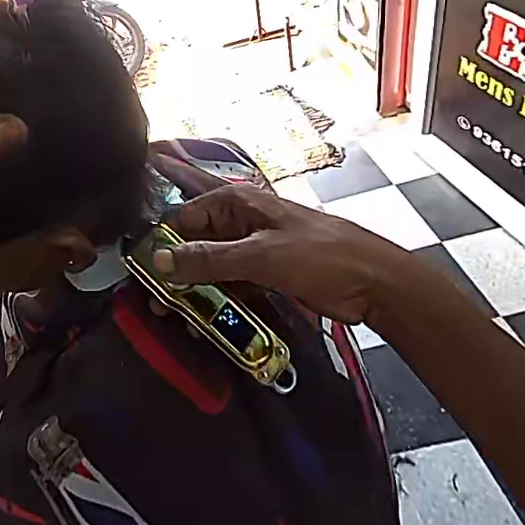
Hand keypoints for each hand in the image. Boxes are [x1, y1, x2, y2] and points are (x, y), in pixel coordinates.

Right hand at [158, 183, 428, 324]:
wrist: (377, 285)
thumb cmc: (320, 256)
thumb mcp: (260, 256)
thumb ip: (208, 259)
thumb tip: (161, 261)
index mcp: (238, 203)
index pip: (185, 216)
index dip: (164, 242)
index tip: (146, 272)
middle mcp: (240, 221)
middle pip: (194, 242)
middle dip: (174, 270)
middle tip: (155, 301)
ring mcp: (252, 249)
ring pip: (209, 267)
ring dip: (192, 290)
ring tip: (173, 316)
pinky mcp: (264, 274)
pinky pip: (229, 285)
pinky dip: (215, 301)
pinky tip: (201, 321)